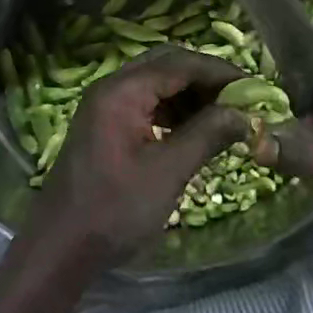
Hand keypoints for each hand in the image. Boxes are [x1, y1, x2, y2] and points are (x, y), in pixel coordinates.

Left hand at [21, 46, 249, 271]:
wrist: (59, 248)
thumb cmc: (114, 209)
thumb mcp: (167, 172)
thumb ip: (206, 135)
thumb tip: (244, 114)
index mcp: (122, 90)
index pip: (179, 64)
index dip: (219, 72)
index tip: (253, 87)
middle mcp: (111, 87)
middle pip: (166, 65)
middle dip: (204, 79)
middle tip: (239, 99)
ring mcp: (105, 105)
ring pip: (155, 83)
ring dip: (189, 94)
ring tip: (222, 117)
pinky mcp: (104, 125)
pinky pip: (144, 103)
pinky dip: (171, 110)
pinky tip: (192, 130)